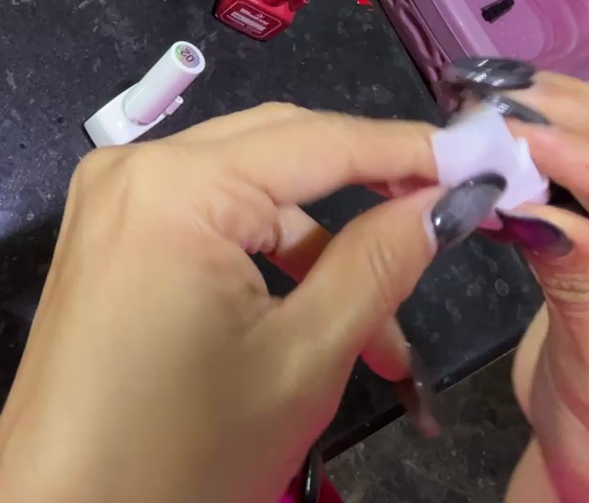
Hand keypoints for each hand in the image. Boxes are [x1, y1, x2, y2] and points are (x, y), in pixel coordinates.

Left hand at [0, 104, 507, 502]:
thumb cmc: (183, 449)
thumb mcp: (303, 359)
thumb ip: (377, 264)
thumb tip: (446, 201)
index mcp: (177, 181)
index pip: (315, 140)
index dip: (403, 148)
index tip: (481, 156)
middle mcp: (136, 162)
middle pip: (273, 144)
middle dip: (360, 182)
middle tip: (441, 217)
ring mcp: (113, 190)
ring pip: (241, 182)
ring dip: (312, 240)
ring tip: (378, 331)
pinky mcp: (107, 222)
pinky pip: (201, 209)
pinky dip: (258, 249)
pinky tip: (301, 311)